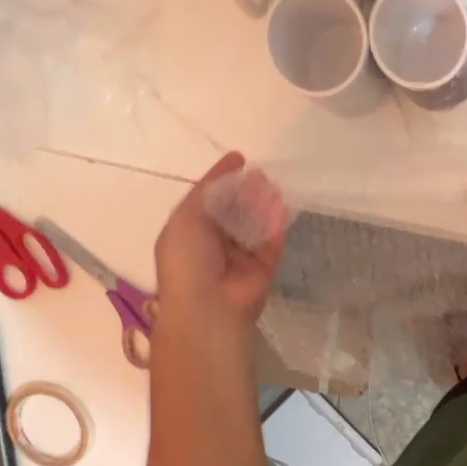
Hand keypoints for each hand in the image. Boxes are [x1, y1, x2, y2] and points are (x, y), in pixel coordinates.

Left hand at [154, 151, 288, 328]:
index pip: (209, 199)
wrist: (209, 306)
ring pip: (254, 224)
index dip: (222, 178)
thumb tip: (233, 163)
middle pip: (234, 210)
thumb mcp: (186, 216)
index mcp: (190, 231)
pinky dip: (275, 224)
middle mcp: (215, 242)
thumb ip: (208, 189)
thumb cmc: (188, 259)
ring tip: (271, 186)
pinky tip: (280, 206)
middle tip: (259, 175)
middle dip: (246, 191)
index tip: (239, 159)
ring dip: (262, 204)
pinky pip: (271, 242)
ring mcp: (241, 256)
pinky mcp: (264, 268)